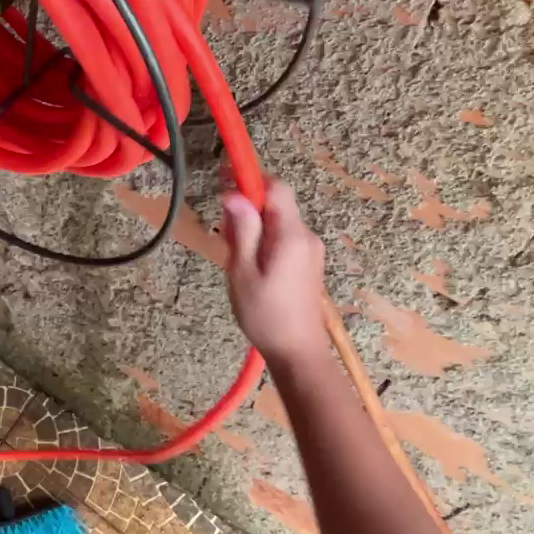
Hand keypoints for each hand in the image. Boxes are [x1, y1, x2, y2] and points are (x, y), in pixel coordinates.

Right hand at [223, 179, 332, 368]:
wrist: (298, 353)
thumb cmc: (265, 314)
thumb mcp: (243, 271)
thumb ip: (242, 230)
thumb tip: (234, 194)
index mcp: (291, 235)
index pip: (276, 187)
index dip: (250, 179)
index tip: (223, 182)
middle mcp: (306, 236)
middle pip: (275, 203)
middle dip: (247, 210)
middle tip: (225, 237)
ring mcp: (310, 250)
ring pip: (277, 221)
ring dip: (253, 228)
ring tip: (235, 258)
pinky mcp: (307, 262)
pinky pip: (282, 238)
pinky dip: (263, 241)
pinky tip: (250, 267)